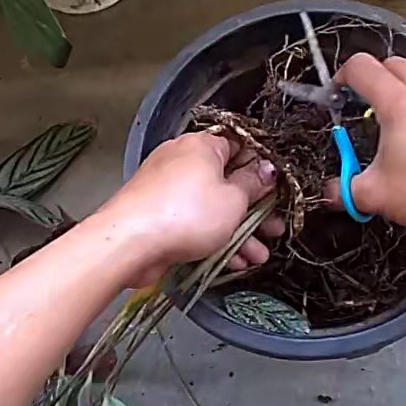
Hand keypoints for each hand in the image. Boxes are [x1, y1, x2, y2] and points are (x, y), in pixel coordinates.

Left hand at [92, 132, 285, 284]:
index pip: (240, 145)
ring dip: (237, 231)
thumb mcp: (233, 200)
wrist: (129, 243)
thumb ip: (253, 185)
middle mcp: (182, 161)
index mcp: (202, 145)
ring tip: (257, 255)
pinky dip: (213, 237)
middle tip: (273, 228)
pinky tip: (233, 260)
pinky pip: (193, 222)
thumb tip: (266, 170)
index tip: (277, 190)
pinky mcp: (157, 214)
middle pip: (227, 181)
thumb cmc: (183, 214)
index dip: (263, 168)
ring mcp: (167, 188)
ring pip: (211, 206)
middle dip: (254, 209)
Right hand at [333, 53, 405, 237]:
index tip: (336, 92)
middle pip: (391, 65)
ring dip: (398, 93)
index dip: (341, 75)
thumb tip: (333, 192)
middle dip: (370, 79)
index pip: (362, 67)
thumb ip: (344, 190)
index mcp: (399, 104)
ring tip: (388, 124)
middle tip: (358, 104)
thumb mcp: (376, 195)